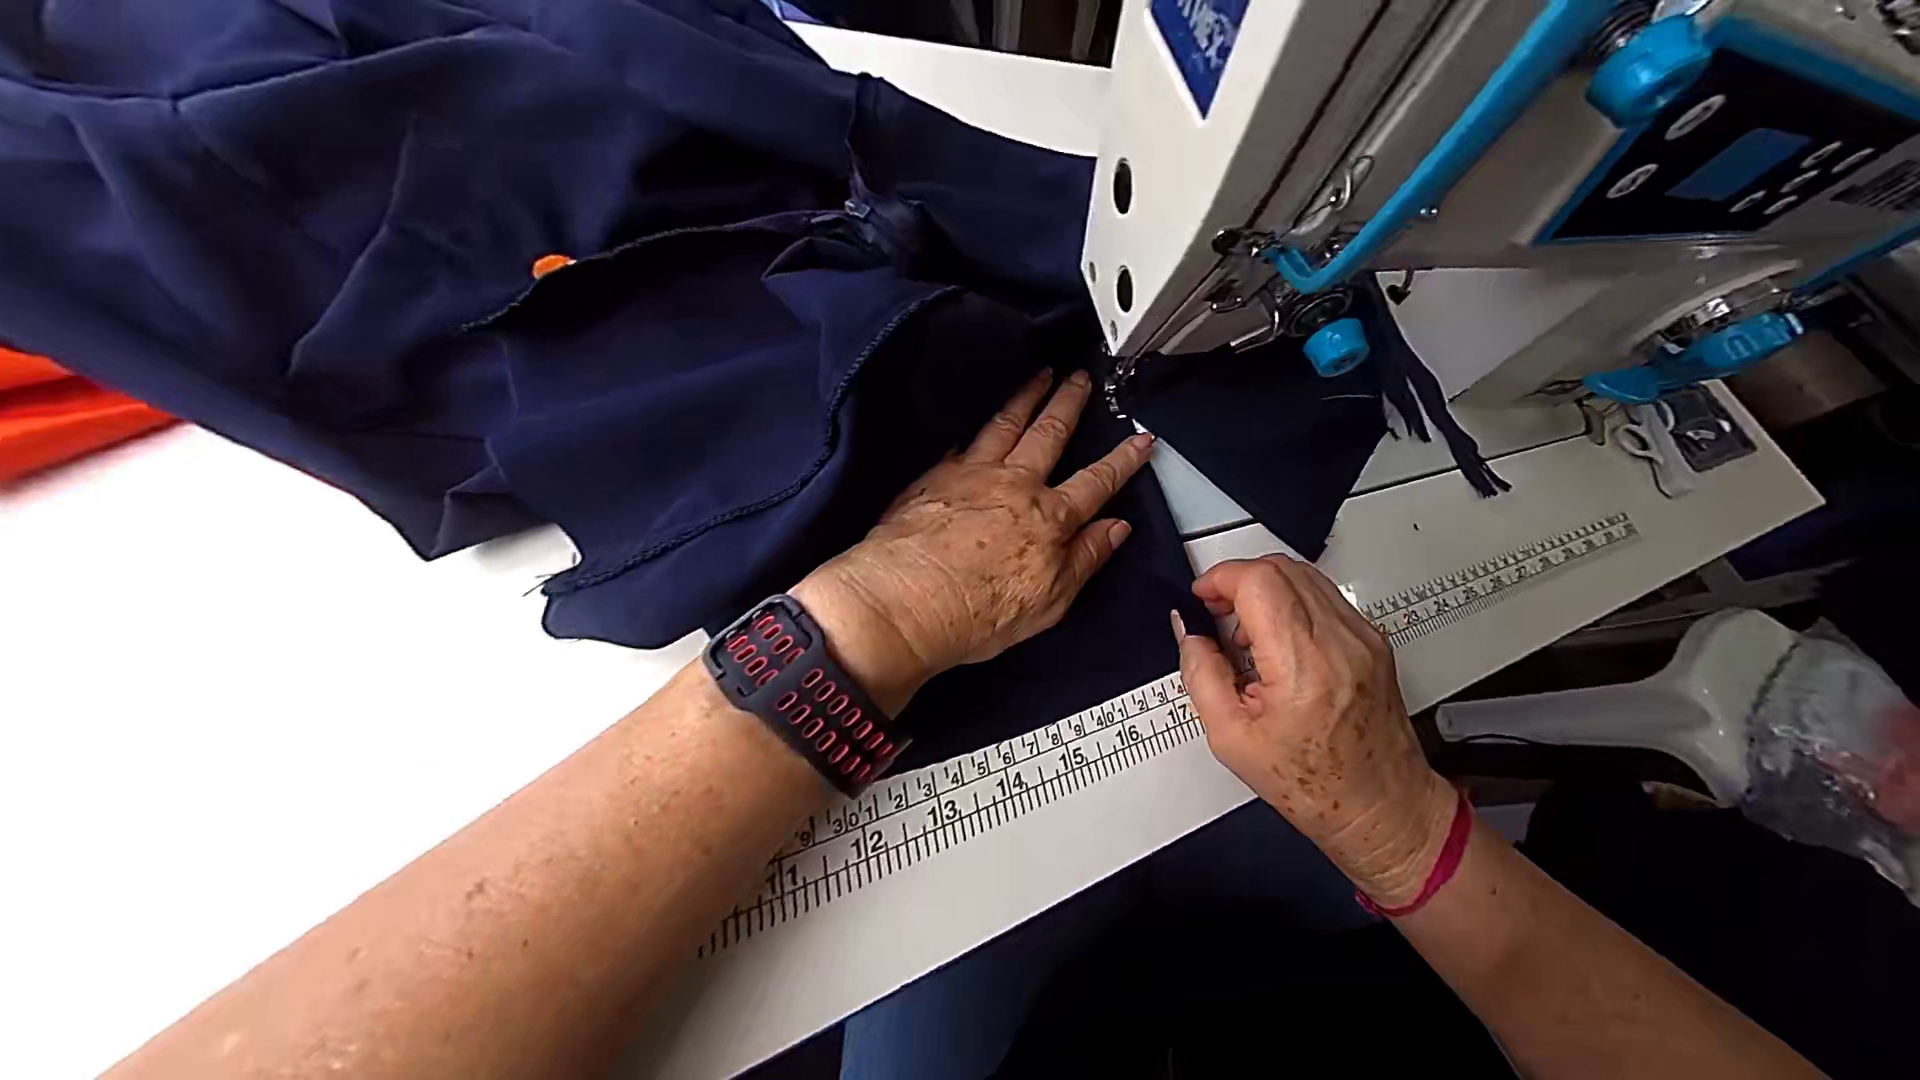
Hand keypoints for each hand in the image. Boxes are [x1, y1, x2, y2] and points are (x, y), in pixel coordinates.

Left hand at [792, 369, 1154, 714]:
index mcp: (1048, 519)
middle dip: (1069, 402)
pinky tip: (974, 423)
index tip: (1139, 440)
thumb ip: (1085, 560)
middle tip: (1079, 378)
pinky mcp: (934, 478)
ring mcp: (971, 476)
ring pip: (1006, 424)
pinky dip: (972, 429)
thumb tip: (1114, 531)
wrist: (904, 604)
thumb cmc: (972, 613)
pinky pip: (960, 444)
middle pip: (1050, 433)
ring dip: (1026, 397)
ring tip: (1038, 377)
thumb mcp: (1049, 602)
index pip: (1097, 482)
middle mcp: (1013, 486)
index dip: (1122, 460)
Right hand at [1174, 556, 1458, 907]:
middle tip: (1217, 608)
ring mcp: (1362, 637)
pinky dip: (1288, 602)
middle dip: (1237, 579)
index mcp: (1303, 666)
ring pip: (1302, 575)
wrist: (1381, 807)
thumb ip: (1200, 673)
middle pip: (1279, 568)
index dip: (1220, 578)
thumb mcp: (1230, 736)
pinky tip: (1275, 640)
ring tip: (1245, 631)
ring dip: (1263, 588)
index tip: (1203, 595)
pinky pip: (1321, 595)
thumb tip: (1189, 632)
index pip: (1258, 581)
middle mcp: (1340, 642)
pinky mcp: (1371, 640)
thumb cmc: (1315, 784)